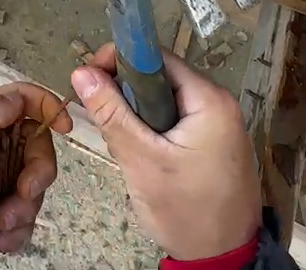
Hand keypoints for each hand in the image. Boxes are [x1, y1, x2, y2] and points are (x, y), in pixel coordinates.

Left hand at [0, 81, 74, 269]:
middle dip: (36, 172)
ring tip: (1, 222)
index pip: (17, 98)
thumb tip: (15, 98)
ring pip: (34, 180)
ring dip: (24, 206)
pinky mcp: (0, 210)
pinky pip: (29, 210)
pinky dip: (19, 227)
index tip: (63, 126)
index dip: (43, 106)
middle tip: (22, 191)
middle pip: (34, 142)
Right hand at [71, 43, 261, 260]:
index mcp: (209, 99)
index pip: (154, 57)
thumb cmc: (186, 211)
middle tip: (109, 125)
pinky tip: (146, 159)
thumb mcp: (141, 161)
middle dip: (127, 97)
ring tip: (128, 150)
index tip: (92, 80)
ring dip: (138, 117)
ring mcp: (220, 124)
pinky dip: (154, 132)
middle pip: (158, 78)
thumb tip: (81, 71)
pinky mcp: (216, 143)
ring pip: (163, 100)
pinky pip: (175, 120)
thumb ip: (111, 113)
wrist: (224, 265)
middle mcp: (219, 103)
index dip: (119, 61)